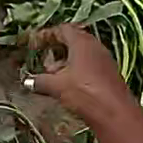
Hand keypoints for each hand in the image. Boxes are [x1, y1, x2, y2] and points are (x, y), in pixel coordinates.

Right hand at [24, 24, 139, 126]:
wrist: (115, 113)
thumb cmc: (84, 92)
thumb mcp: (56, 86)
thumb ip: (40, 81)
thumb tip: (27, 81)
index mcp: (82, 42)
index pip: (62, 30)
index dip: (46, 35)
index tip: (34, 44)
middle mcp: (95, 47)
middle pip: (73, 41)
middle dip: (56, 50)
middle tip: (43, 61)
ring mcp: (104, 61)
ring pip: (81, 56)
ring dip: (65, 64)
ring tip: (52, 77)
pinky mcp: (109, 75)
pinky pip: (89, 67)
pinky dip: (76, 72)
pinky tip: (68, 87)